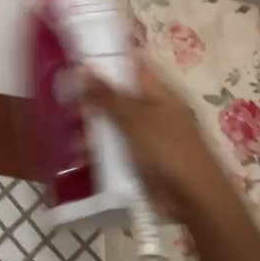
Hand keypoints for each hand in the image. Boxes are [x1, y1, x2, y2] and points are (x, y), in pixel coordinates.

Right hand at [79, 53, 236, 225]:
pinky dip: (95, 146)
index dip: (102, 58)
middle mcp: (151, 108)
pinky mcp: (137, 156)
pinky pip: (111, 144)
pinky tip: (78, 151)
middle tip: (64, 99)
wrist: (195, 202)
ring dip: (89, 124)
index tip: (73, 58)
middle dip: (89, 96)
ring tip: (69, 131)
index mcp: (158, 91)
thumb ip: (106, 94)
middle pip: (114, 93)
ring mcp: (144, 133)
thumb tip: (81, 66)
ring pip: (109, 120)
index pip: (128, 64)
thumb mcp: (135, 118)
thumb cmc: (168, 151)